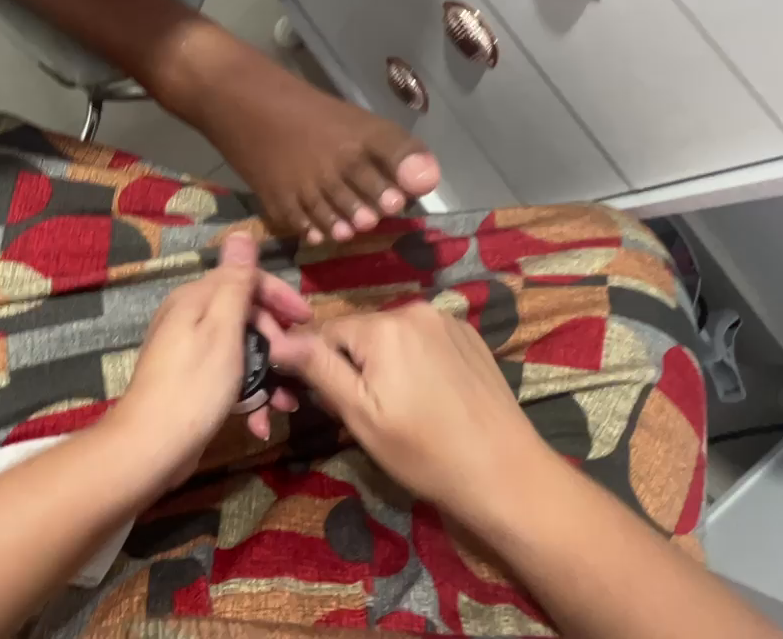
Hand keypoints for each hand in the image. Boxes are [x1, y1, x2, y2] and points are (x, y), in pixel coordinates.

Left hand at [104, 232, 312, 485]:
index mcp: (196, 298)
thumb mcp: (222, 329)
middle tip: (294, 371)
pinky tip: (259, 422)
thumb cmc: (193, 385)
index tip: (307, 322)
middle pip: (246, 315)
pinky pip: (229, 376)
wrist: (150, 448)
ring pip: (241, 350)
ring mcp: (189, 350)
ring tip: (285, 406)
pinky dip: (247, 396)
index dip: (280, 297)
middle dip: (275, 344)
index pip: (246, 279)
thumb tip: (240, 234)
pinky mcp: (191, 380)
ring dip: (267, 376)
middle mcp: (190, 317)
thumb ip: (235, 282)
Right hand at [264, 301, 552, 523]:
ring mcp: (446, 320)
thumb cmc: (423, 451)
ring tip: (402, 406)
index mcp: (382, 326)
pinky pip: (423, 339)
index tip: (325, 401)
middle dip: (354, 363)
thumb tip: (277, 338)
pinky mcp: (469, 335)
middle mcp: (413, 309)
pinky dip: (416, 360)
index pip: (325, 331)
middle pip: (360, 331)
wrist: (506, 473)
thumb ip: (317, 368)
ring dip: (384, 361)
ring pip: (391, 335)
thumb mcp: (359, 415)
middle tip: (367, 411)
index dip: (318, 365)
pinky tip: (431, 395)